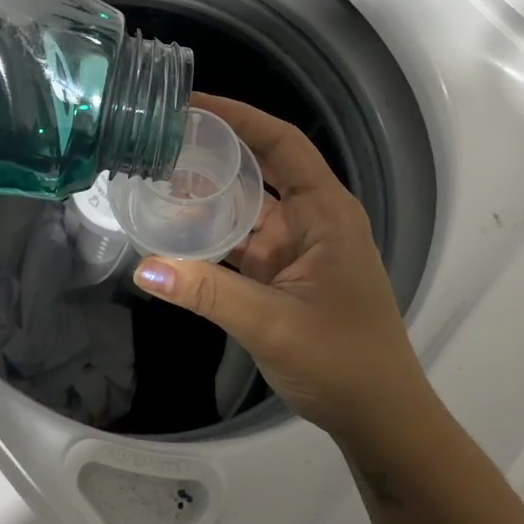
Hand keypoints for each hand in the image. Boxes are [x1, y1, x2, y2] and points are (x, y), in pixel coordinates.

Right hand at [131, 94, 428, 437]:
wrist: (380, 420)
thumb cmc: (342, 362)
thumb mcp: (272, 324)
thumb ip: (207, 293)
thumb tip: (143, 269)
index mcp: (327, 213)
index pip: (282, 144)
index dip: (239, 117)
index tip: (192, 103)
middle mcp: (314, 219)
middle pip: (262, 167)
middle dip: (217, 149)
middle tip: (162, 136)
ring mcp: (298, 248)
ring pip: (249, 205)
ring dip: (210, 192)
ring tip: (157, 173)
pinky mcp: (284, 275)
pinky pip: (243, 241)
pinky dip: (212, 233)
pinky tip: (174, 228)